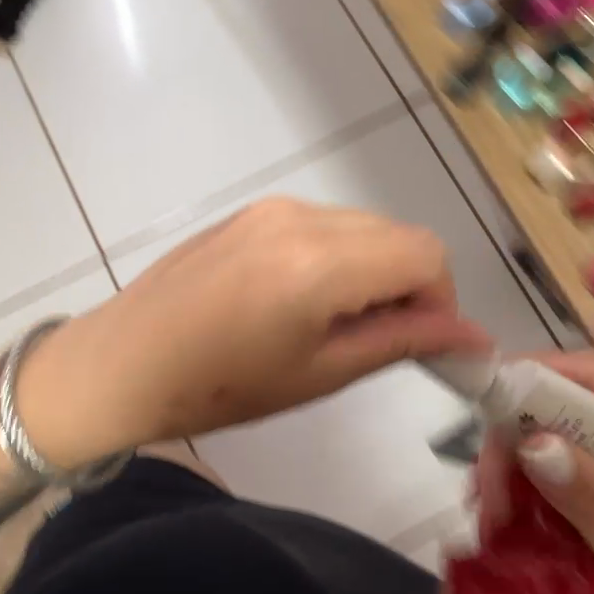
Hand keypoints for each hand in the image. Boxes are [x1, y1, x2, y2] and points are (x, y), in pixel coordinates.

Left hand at [21, 197, 492, 463]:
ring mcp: (269, 207)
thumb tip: (470, 335)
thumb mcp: (318, 373)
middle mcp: (299, 216)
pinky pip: (320, 223)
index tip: (423, 344)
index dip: (441, 301)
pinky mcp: (249, 212)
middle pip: (396, 233)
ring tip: (335, 324)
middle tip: (383, 340)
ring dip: (373, 268)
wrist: (123, 362)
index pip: (424, 254)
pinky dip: (337, 255)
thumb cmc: (219, 386)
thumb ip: (400, 341)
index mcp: (318, 260)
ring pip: (360, 225)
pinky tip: (301, 300)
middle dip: (410, 284)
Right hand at [498, 354, 593, 593]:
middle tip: (486, 489)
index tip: (485, 399)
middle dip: (515, 442)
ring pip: (551, 443)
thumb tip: (532, 440)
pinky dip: (525, 494)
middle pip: (561, 410)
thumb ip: (592, 498)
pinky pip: (556, 475)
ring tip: (491, 517)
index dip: (537, 376)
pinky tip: (505, 523)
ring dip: (513, 472)